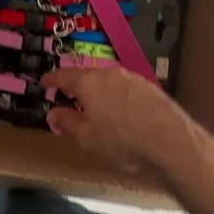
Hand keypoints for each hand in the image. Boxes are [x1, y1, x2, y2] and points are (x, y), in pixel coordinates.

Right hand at [41, 66, 213, 178]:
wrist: (169, 140)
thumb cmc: (121, 140)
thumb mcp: (88, 137)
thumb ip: (68, 122)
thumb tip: (53, 113)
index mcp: (89, 83)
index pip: (64, 76)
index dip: (52, 79)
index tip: (44, 82)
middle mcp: (110, 74)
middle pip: (88, 77)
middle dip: (78, 87)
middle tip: (70, 97)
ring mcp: (132, 78)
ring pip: (109, 82)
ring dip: (100, 92)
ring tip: (97, 108)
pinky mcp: (150, 87)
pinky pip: (126, 89)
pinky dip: (118, 97)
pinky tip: (122, 113)